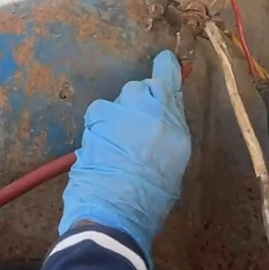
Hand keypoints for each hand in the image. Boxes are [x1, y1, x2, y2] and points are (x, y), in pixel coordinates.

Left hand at [58, 51, 191, 253]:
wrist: (115, 207)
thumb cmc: (155, 189)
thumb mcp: (176, 154)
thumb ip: (171, 122)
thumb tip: (165, 109)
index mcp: (168, 108)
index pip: (167, 71)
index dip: (166, 67)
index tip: (165, 63)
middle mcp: (141, 99)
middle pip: (140, 90)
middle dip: (140, 105)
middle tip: (142, 133)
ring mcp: (114, 106)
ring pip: (118, 106)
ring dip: (119, 120)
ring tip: (122, 152)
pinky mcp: (92, 117)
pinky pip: (100, 119)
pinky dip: (102, 132)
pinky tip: (106, 155)